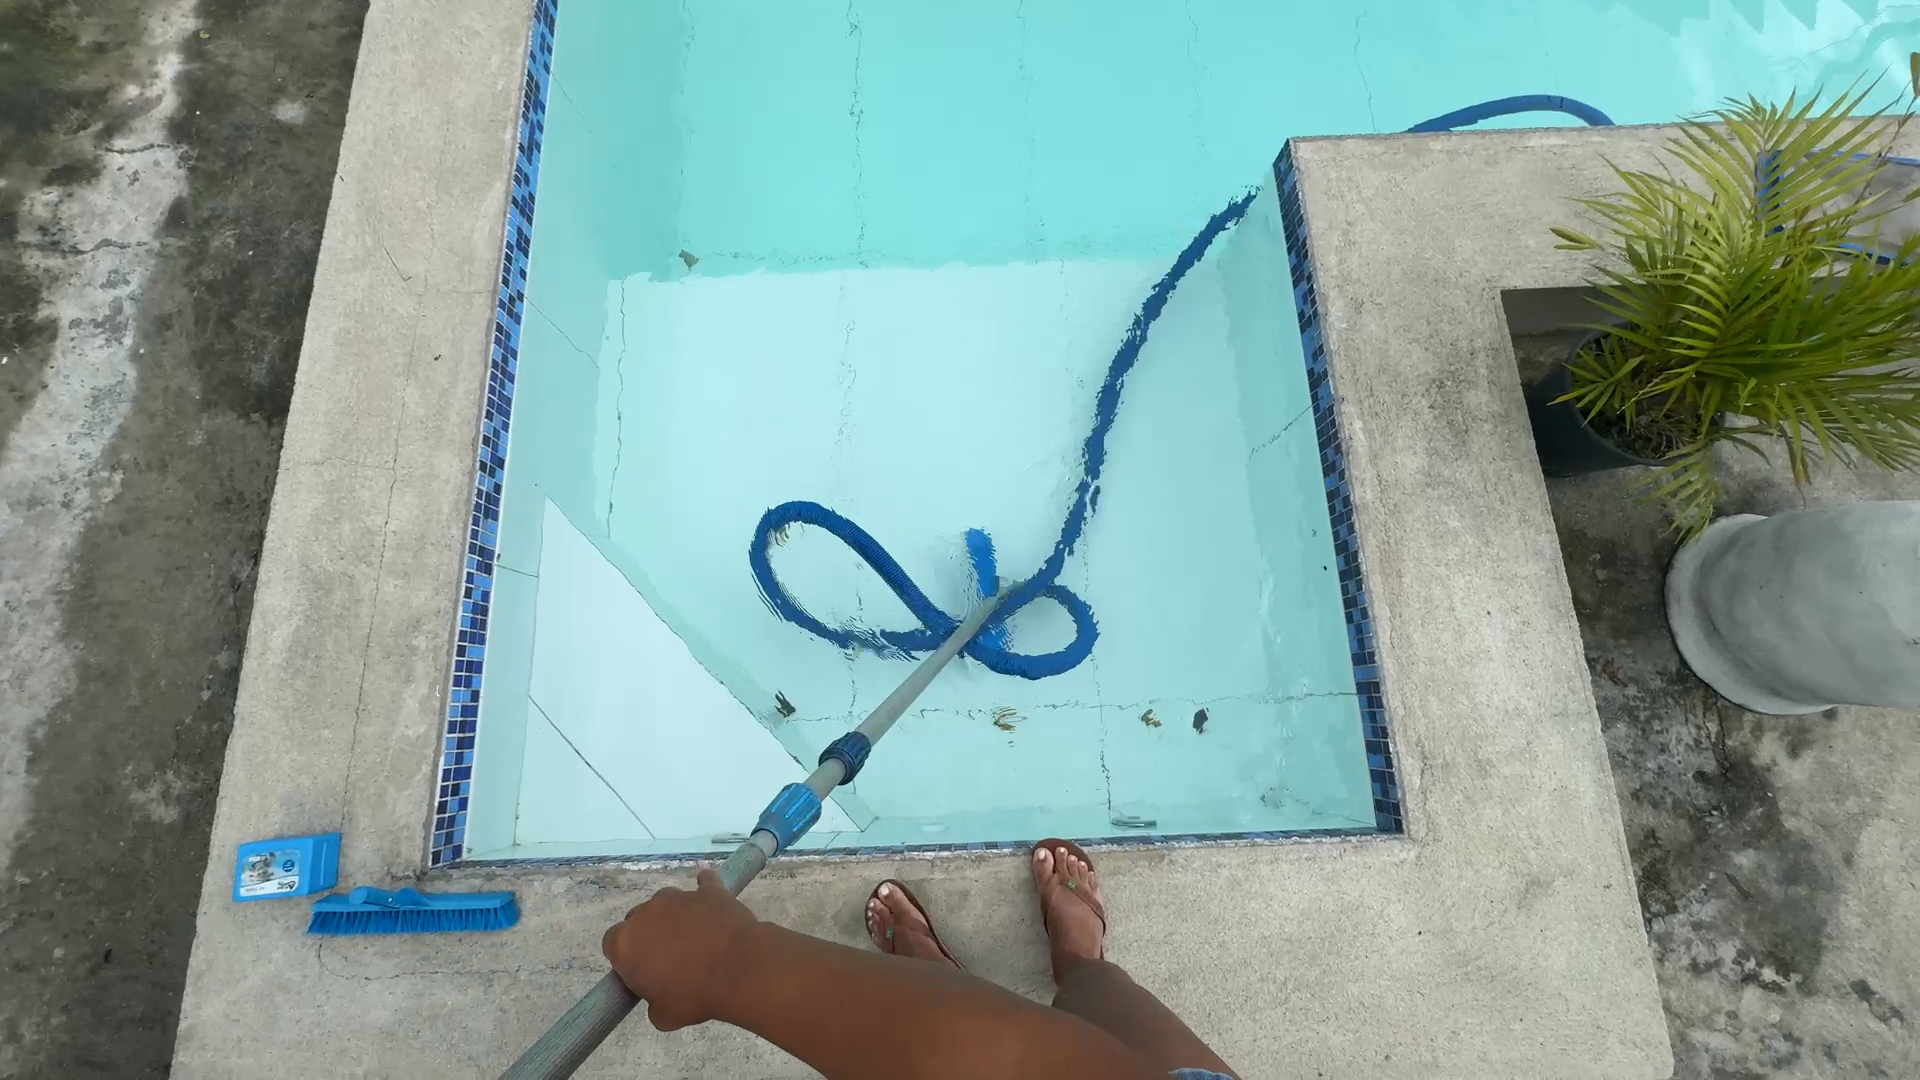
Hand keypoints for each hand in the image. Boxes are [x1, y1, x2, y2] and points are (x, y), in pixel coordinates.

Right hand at [601, 869, 760, 1029]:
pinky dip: (705, 889)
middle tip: (666, 955)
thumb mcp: (661, 1014)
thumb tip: (661, 991)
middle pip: (638, 917)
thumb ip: (652, 997)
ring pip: (667, 900)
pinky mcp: (709, 889)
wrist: (737, 968)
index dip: (625, 956)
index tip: (639, 969)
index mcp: (627, 942)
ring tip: (691, 935)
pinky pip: (704, 882)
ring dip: (673, 914)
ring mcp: (680, 896)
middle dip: (648, 933)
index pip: (612, 942)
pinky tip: (709, 896)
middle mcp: (649, 912)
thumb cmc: (693, 995)